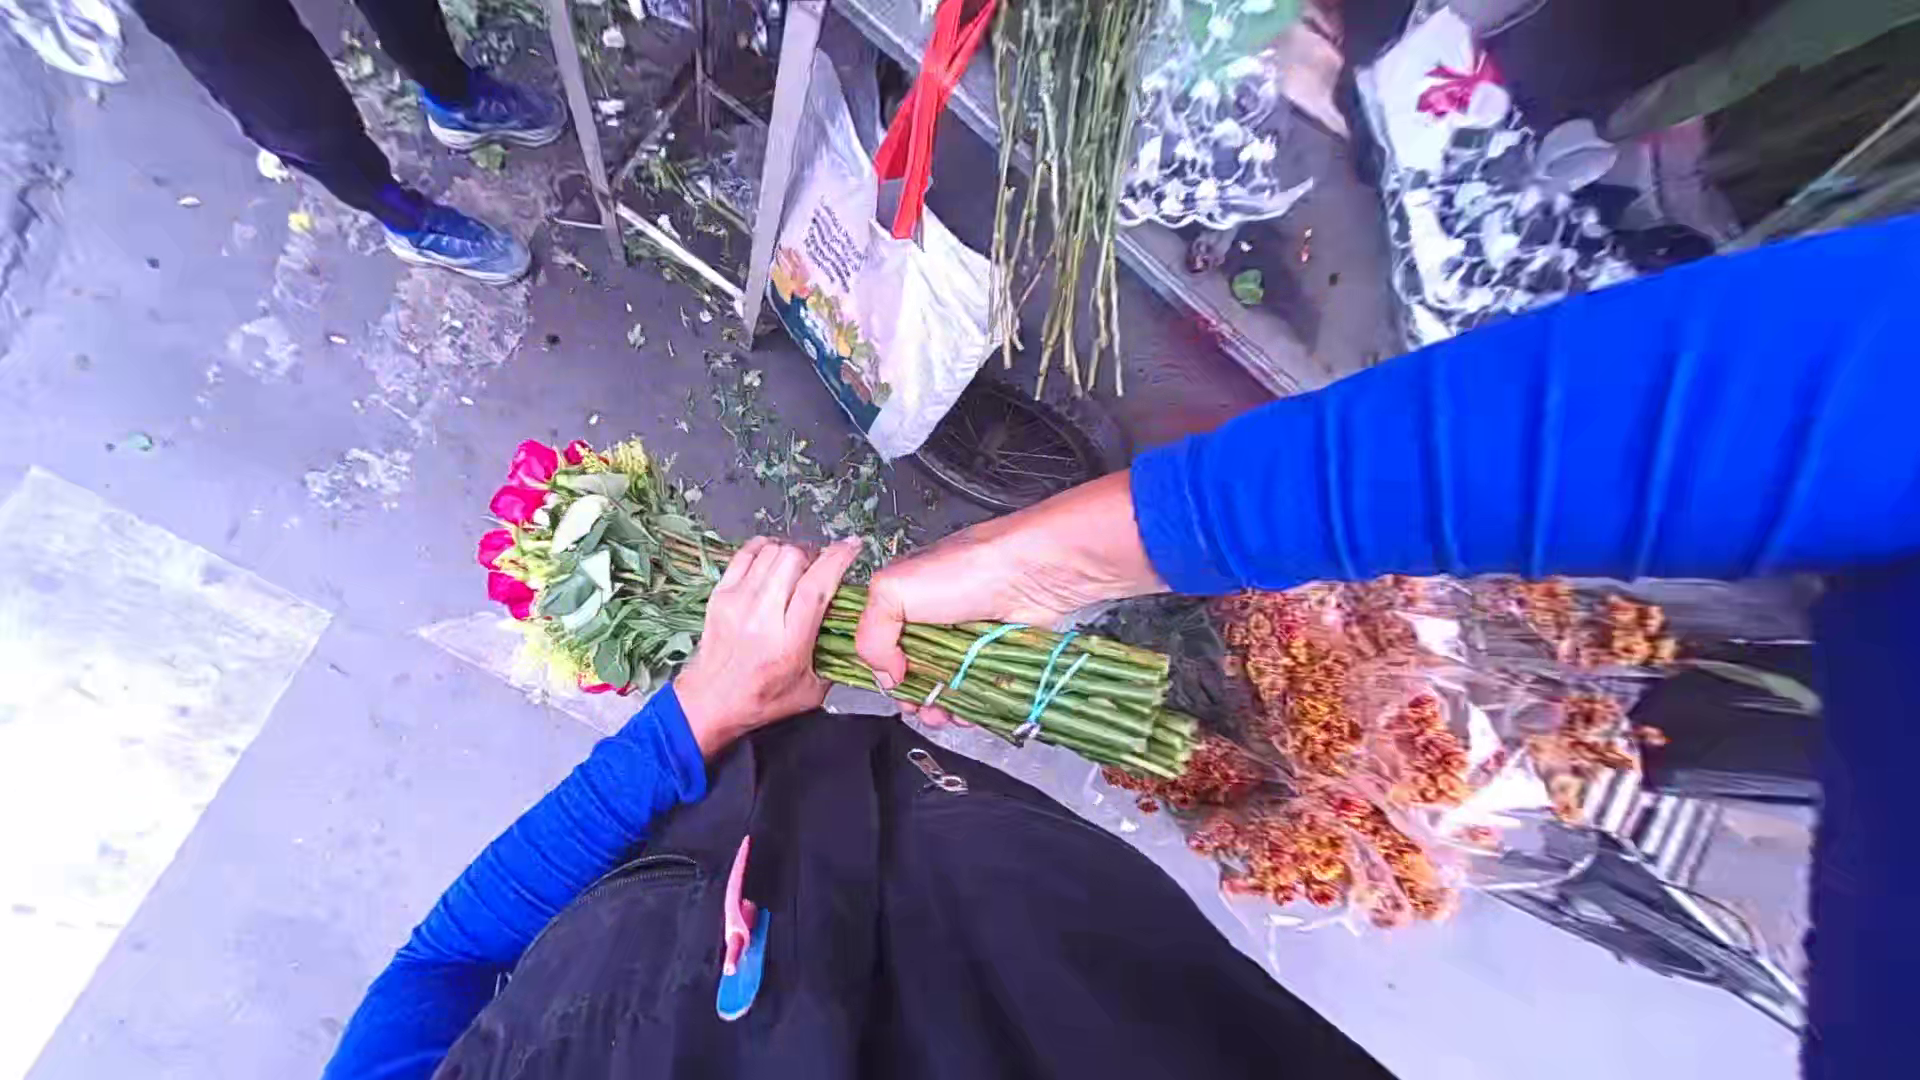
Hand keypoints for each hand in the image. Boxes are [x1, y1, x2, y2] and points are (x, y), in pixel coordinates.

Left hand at [677, 536, 862, 758]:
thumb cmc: (761, 699)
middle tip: (822, 565)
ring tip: (800, 565)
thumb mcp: (812, 690)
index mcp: (788, 642)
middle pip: (793, 559)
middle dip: (815, 555)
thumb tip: (858, 626)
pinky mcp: (720, 595)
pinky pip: (746, 554)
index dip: (837, 560)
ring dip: (792, 552)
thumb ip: (837, 658)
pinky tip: (774, 558)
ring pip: (771, 552)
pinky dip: (765, 548)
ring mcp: (737, 601)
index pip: (816, 586)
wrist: (708, 704)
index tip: (853, 547)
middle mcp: (761, 616)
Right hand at [854, 472, 1164, 721]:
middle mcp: (933, 617)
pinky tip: (968, 713)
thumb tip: (883, 674)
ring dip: (940, 707)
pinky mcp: (994, 653)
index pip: (880, 642)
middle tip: (919, 706)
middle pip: (912, 668)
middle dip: (912, 694)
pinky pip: (976, 687)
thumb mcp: (894, 590)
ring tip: (945, 715)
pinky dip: (970, 706)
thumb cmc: (965, 572)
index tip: (890, 689)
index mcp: (904, 597)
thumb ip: (872, 635)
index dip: (881, 669)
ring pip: (944, 683)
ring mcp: (965, 636)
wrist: (1033, 572)